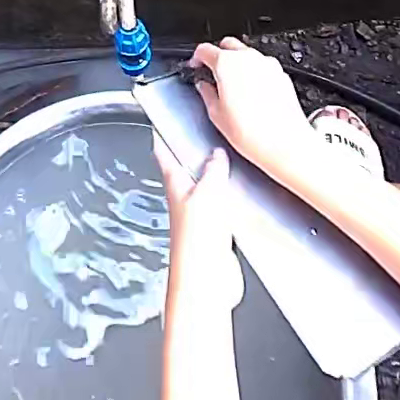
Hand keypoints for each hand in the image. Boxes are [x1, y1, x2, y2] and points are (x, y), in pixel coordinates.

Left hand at [154, 136, 242, 308]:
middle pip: (182, 167)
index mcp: (174, 181)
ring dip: (211, 173)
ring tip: (224, 157)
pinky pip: (219, 204)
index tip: (162, 119)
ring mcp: (197, 213)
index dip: (161, 133)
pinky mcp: (213, 229)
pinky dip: (226, 195)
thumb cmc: (197, 237)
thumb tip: (216, 153)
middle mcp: (183, 196)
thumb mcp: (209, 191)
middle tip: (200, 133)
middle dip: (190, 151)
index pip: (163, 150)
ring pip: (202, 185)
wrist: (205, 280)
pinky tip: (237, 192)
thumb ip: (213, 169)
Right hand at [190, 37, 315, 174]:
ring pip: (246, 54)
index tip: (196, 66)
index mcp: (226, 64)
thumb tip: (204, 86)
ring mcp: (267, 65)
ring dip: (237, 63)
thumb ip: (206, 93)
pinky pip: (263, 66)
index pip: (204, 49)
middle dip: (217, 55)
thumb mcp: (216, 114)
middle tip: (213, 72)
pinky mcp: (281, 75)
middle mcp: (248, 58)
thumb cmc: (253, 133)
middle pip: (227, 45)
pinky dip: (254, 73)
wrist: (286, 145)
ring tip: (233, 86)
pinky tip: (252, 93)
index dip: (196, 57)